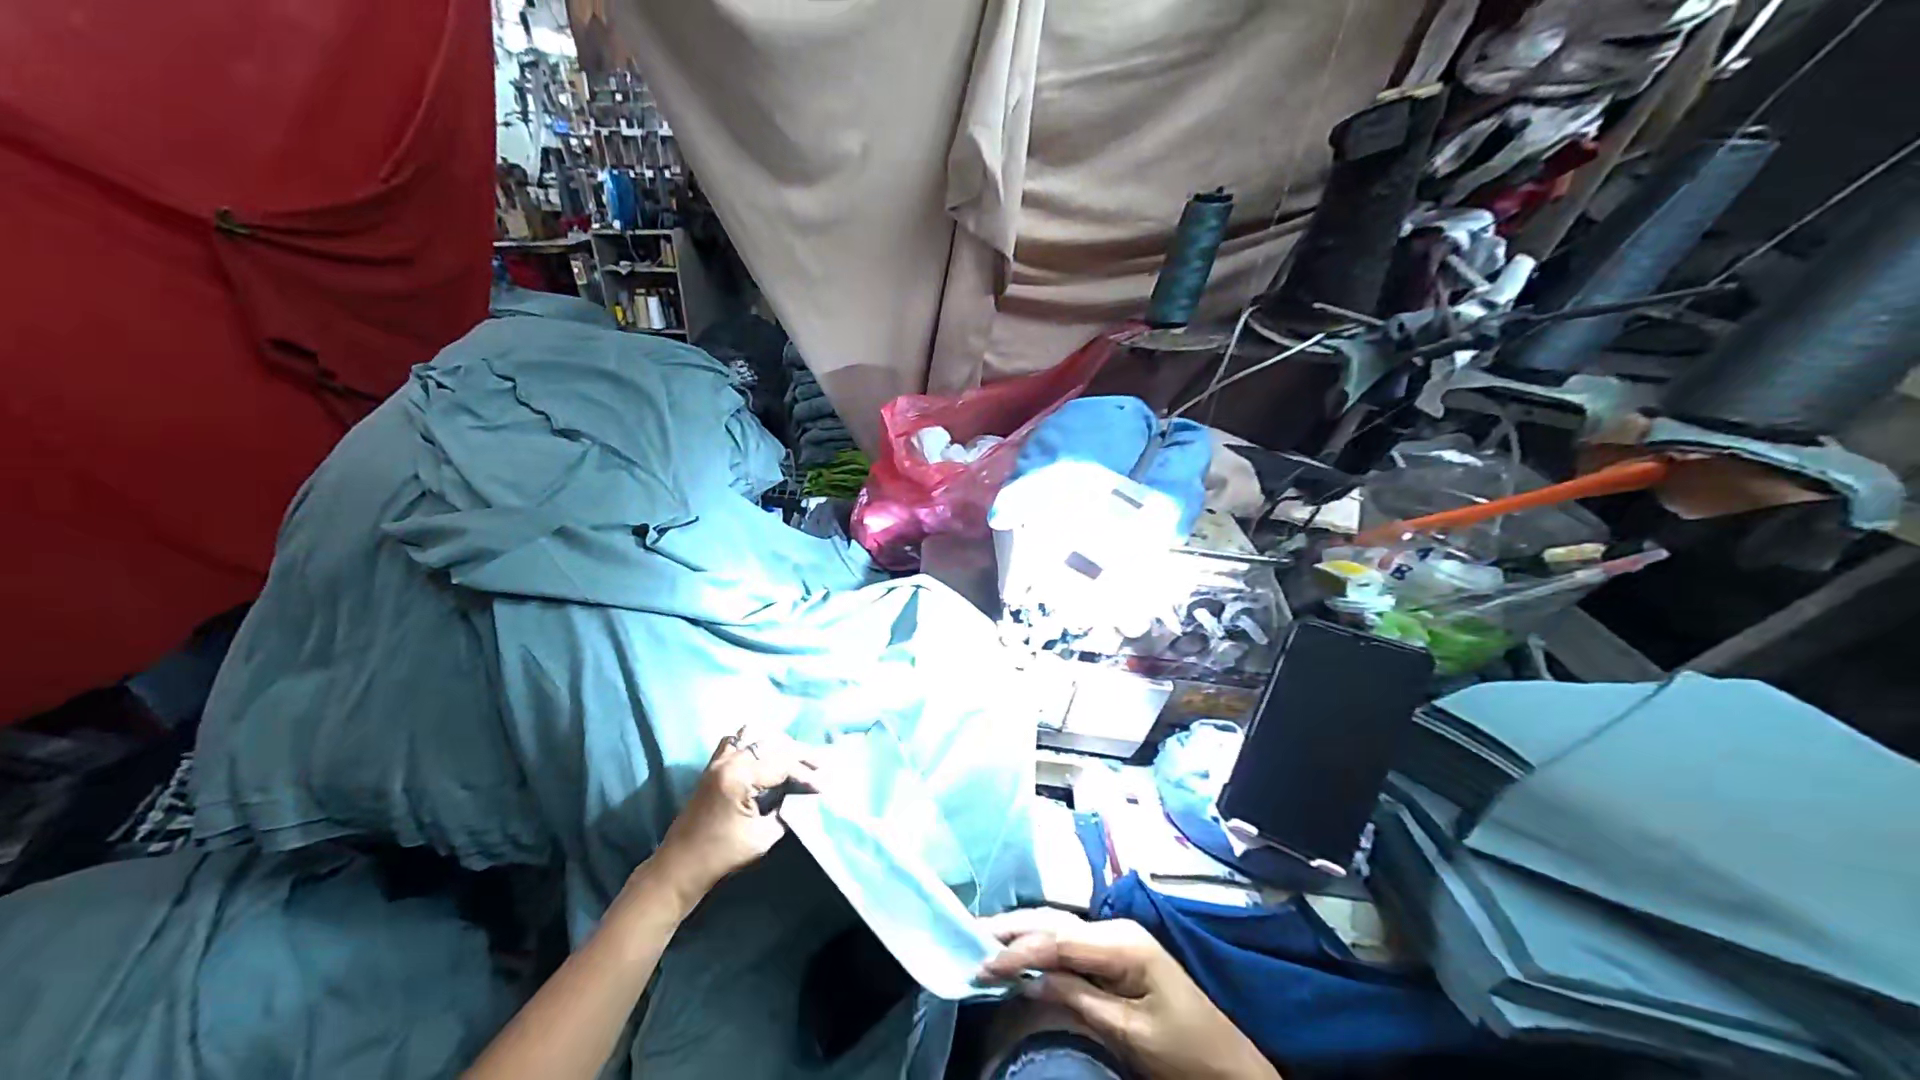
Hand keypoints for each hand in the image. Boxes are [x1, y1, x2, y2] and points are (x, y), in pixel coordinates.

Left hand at [646, 727, 819, 905]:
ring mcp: (718, 760)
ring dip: (779, 744)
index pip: (783, 763)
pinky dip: (758, 742)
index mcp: (739, 776)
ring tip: (798, 759)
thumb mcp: (763, 837)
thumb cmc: (721, 856)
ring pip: (756, 734)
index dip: (807, 773)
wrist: (679, 867)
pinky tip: (770, 756)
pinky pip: (738, 740)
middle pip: (773, 743)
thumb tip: (804, 796)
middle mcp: (728, 760)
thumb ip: (786, 811)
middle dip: (799, 754)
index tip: (825, 785)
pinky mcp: (712, 766)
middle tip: (820, 767)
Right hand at [982, 909, 1278, 1079]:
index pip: (1058, 938)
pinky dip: (1040, 946)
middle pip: (1055, 922)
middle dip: (1013, 930)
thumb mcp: (1129, 1033)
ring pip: (1059, 927)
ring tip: (984, 940)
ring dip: (1022, 934)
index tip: (982, 966)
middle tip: (970, 938)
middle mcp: (1117, 930)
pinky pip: (1070, 943)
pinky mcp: (1116, 955)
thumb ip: (1077, 999)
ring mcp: (1117, 940)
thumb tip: (1028, 978)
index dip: (1018, 950)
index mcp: (1123, 943)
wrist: (1232, 1067)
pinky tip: (1020, 952)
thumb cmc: (1185, 1052)